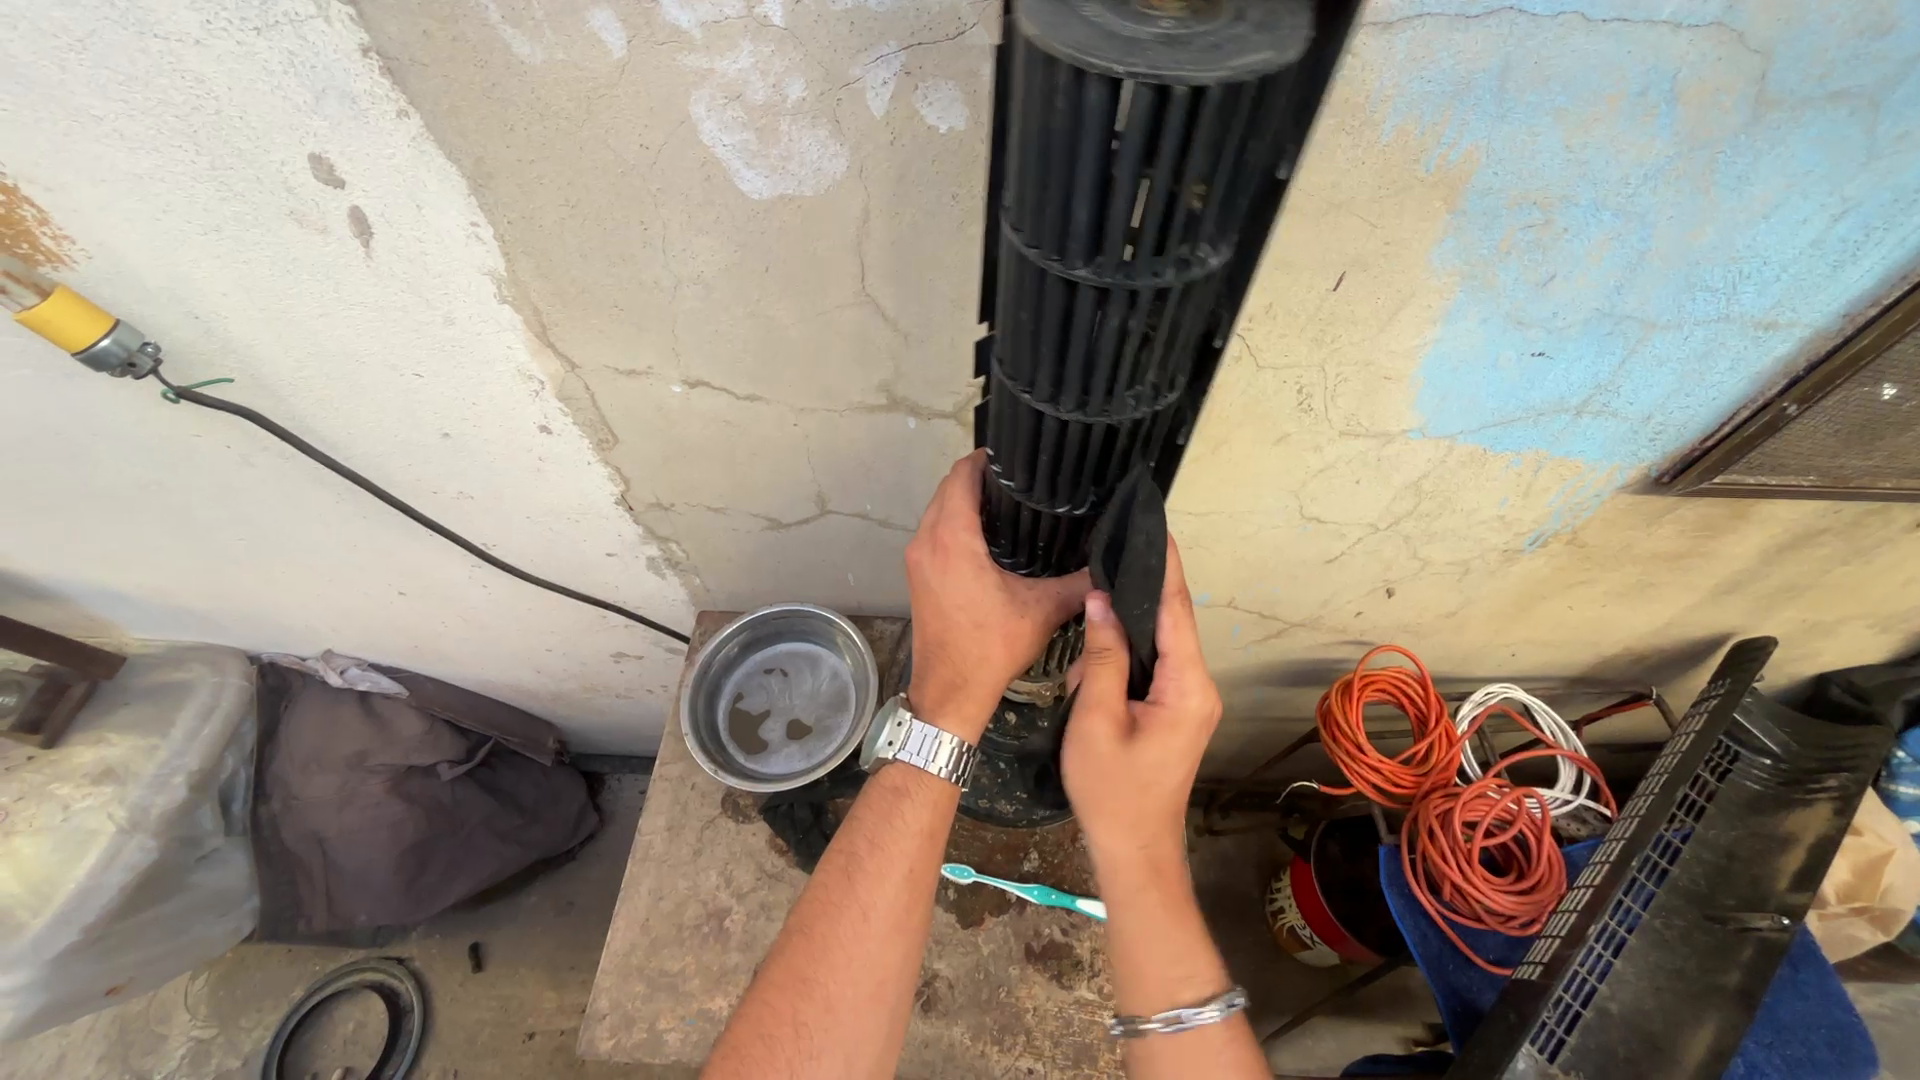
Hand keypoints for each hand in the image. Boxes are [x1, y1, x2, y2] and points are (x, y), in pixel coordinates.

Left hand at [904, 450, 1089, 739]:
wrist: (951, 692)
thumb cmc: (991, 647)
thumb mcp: (1042, 609)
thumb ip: (1078, 581)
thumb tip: (1109, 561)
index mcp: (952, 538)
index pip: (962, 475)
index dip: (988, 460)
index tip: (1019, 458)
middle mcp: (926, 541)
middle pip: (949, 489)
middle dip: (980, 478)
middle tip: (1021, 481)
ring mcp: (917, 559)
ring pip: (938, 510)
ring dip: (966, 501)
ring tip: (1009, 503)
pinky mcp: (917, 575)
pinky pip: (935, 532)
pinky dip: (955, 523)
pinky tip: (988, 536)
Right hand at [1062, 534, 1220, 874]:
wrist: (1134, 850)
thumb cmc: (1112, 791)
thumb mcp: (1097, 719)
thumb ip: (1103, 657)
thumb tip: (1101, 601)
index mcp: (1188, 685)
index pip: (1176, 609)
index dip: (1165, 566)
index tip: (1155, 526)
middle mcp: (1198, 686)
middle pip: (1166, 623)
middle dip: (1130, 601)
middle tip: (1099, 567)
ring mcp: (1188, 700)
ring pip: (1152, 648)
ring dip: (1116, 646)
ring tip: (1083, 663)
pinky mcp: (1173, 711)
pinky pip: (1148, 671)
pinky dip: (1119, 668)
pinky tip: (1090, 684)